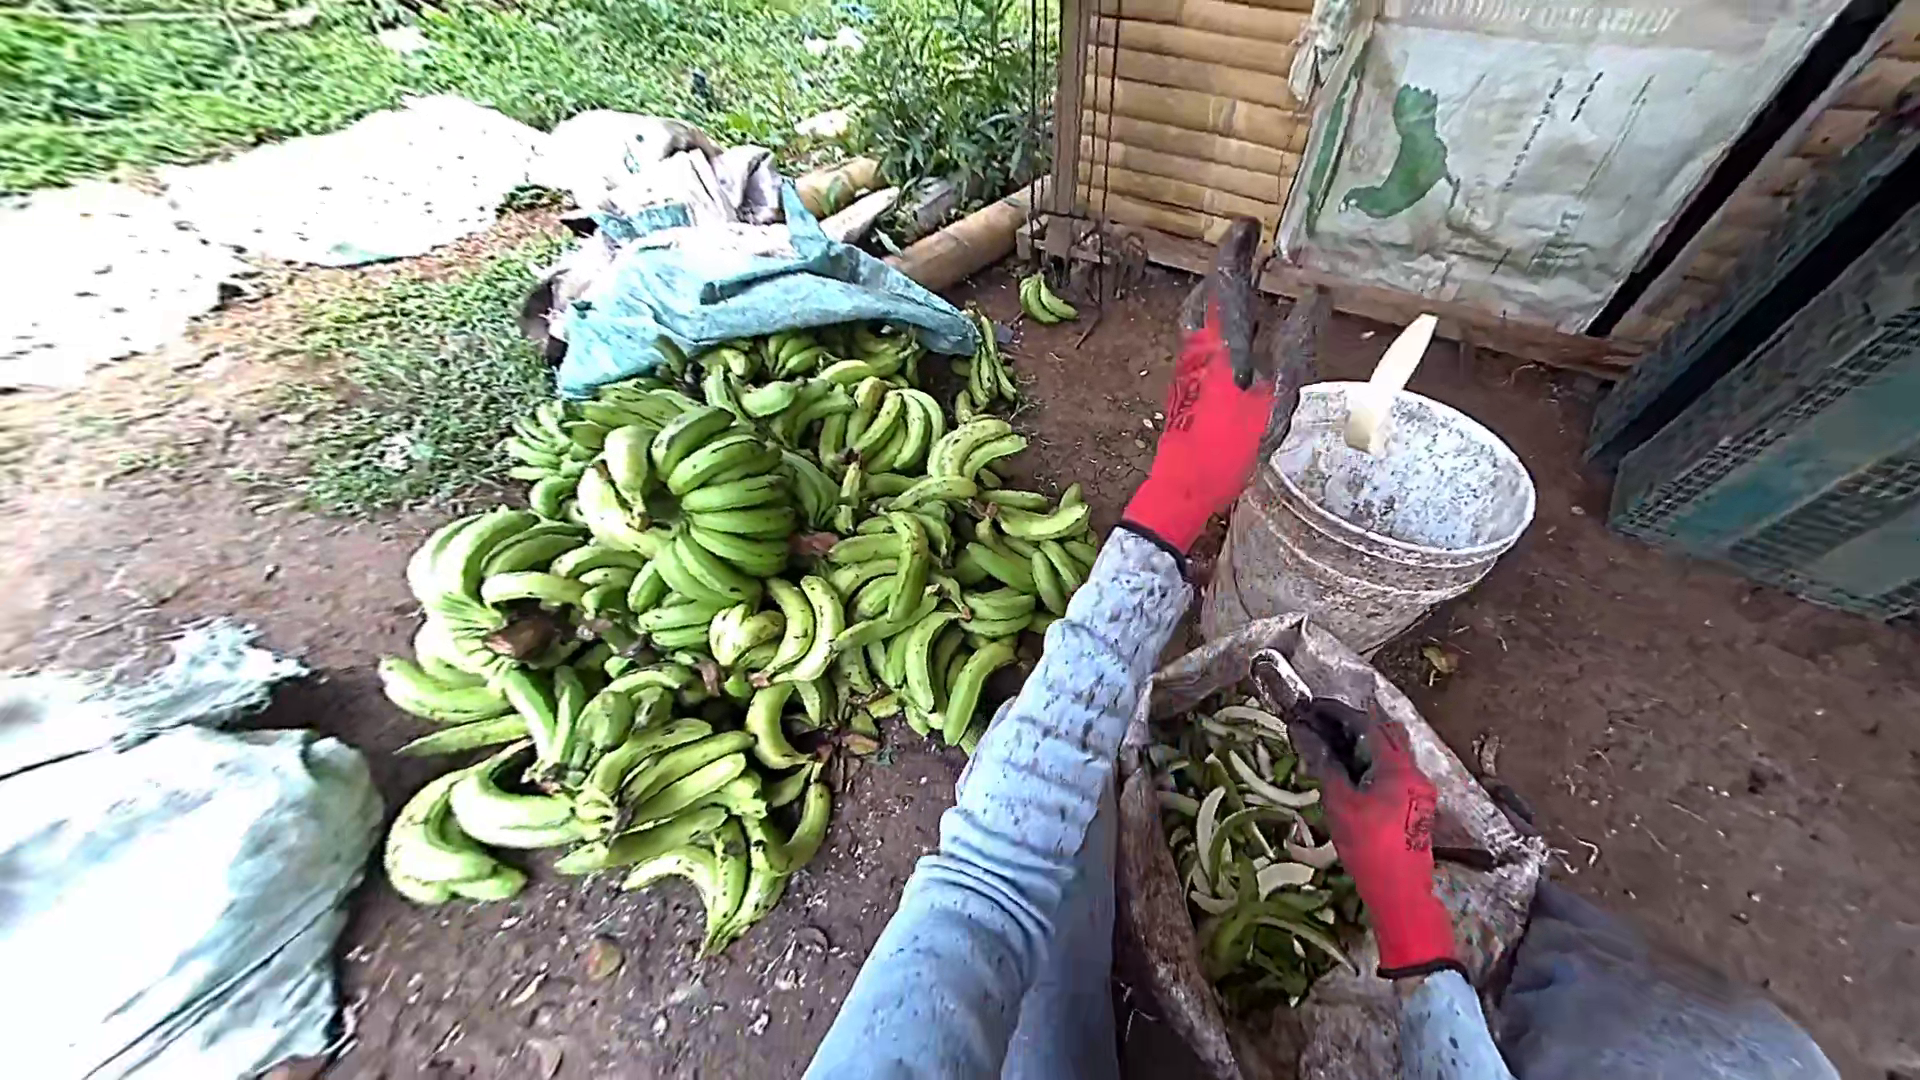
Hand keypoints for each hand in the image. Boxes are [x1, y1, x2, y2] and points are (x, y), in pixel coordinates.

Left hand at [1121, 218, 1274, 553]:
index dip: (1235, 251)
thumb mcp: (1276, 399)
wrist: (1182, 486)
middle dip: (1226, 269)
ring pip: (1195, 318)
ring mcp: (1184, 367)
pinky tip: (1233, 329)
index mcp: (1218, 345)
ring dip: (1217, 294)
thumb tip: (1314, 297)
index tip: (1247, 225)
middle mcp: (1194, 348)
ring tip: (1244, 281)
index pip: (1224, 283)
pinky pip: (1196, 338)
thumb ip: (1296, 344)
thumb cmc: (1229, 447)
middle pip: (1204, 296)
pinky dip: (1213, 320)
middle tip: (1249, 248)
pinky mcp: (1182, 384)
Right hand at [1291, 697, 1460, 978]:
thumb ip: (1324, 762)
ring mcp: (1418, 790)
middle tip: (1320, 722)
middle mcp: (1414, 775)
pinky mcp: (1413, 804)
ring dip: (1360, 742)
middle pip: (1385, 733)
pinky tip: (1345, 767)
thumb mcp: (1339, 801)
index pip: (1367, 726)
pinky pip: (1390, 769)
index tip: (1311, 707)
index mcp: (1399, 770)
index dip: (1336, 713)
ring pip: (1389, 751)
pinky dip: (1367, 760)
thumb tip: (1303, 731)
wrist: (1401, 894)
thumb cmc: (1368, 846)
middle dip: (1351, 724)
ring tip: (1327, 743)